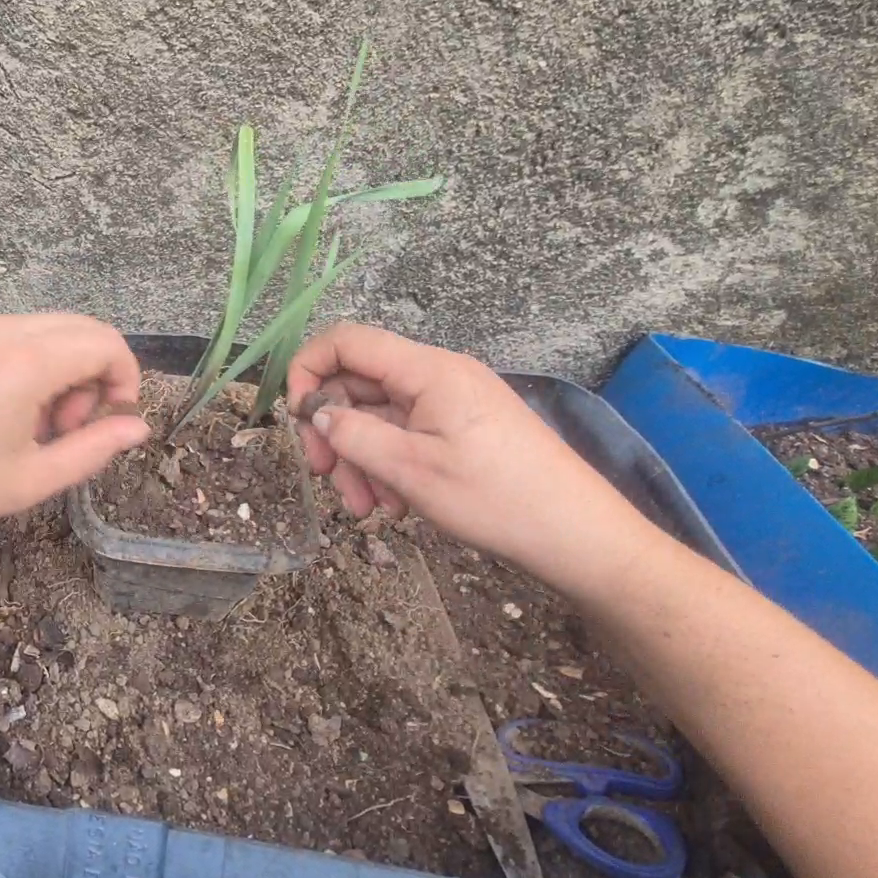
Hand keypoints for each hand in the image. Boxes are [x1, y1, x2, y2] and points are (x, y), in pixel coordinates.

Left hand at [0, 315, 150, 556]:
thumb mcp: (33, 477)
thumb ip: (95, 448)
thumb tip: (138, 427)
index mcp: (27, 360)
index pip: (106, 343)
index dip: (125, 377)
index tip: (113, 418)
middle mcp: (2, 329)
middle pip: (81, 328)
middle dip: (95, 372)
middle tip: (69, 426)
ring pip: (48, 329)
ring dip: (63, 367)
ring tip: (35, 423)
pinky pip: (13, 333)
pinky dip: (31, 360)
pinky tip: (4, 408)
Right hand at [287, 323, 638, 574]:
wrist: (581, 537)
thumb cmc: (498, 499)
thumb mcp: (412, 470)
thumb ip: (354, 435)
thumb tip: (317, 414)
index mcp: (427, 370)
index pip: (345, 340)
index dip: (307, 369)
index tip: (296, 418)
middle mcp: (436, 375)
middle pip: (357, 384)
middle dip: (333, 431)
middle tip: (325, 478)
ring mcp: (449, 402)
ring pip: (377, 416)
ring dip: (359, 459)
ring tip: (366, 509)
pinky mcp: (459, 427)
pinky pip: (404, 434)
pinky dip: (387, 465)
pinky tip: (393, 505)